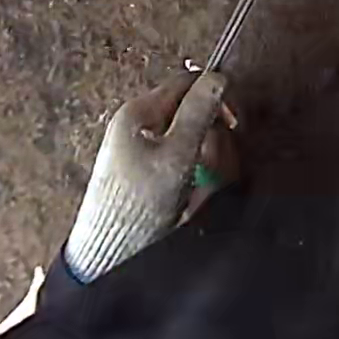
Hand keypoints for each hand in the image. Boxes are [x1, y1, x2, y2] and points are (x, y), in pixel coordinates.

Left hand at [63, 72, 227, 281]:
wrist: (106, 261)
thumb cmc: (138, 205)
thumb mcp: (176, 155)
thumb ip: (198, 112)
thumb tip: (217, 77)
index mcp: (138, 111)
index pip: (185, 82)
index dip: (213, 95)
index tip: (232, 120)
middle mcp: (135, 124)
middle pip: (187, 111)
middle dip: (208, 134)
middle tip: (215, 161)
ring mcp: (136, 148)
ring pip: (185, 137)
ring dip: (201, 157)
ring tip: (199, 187)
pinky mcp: (140, 172)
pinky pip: (175, 159)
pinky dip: (188, 172)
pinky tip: (189, 197)